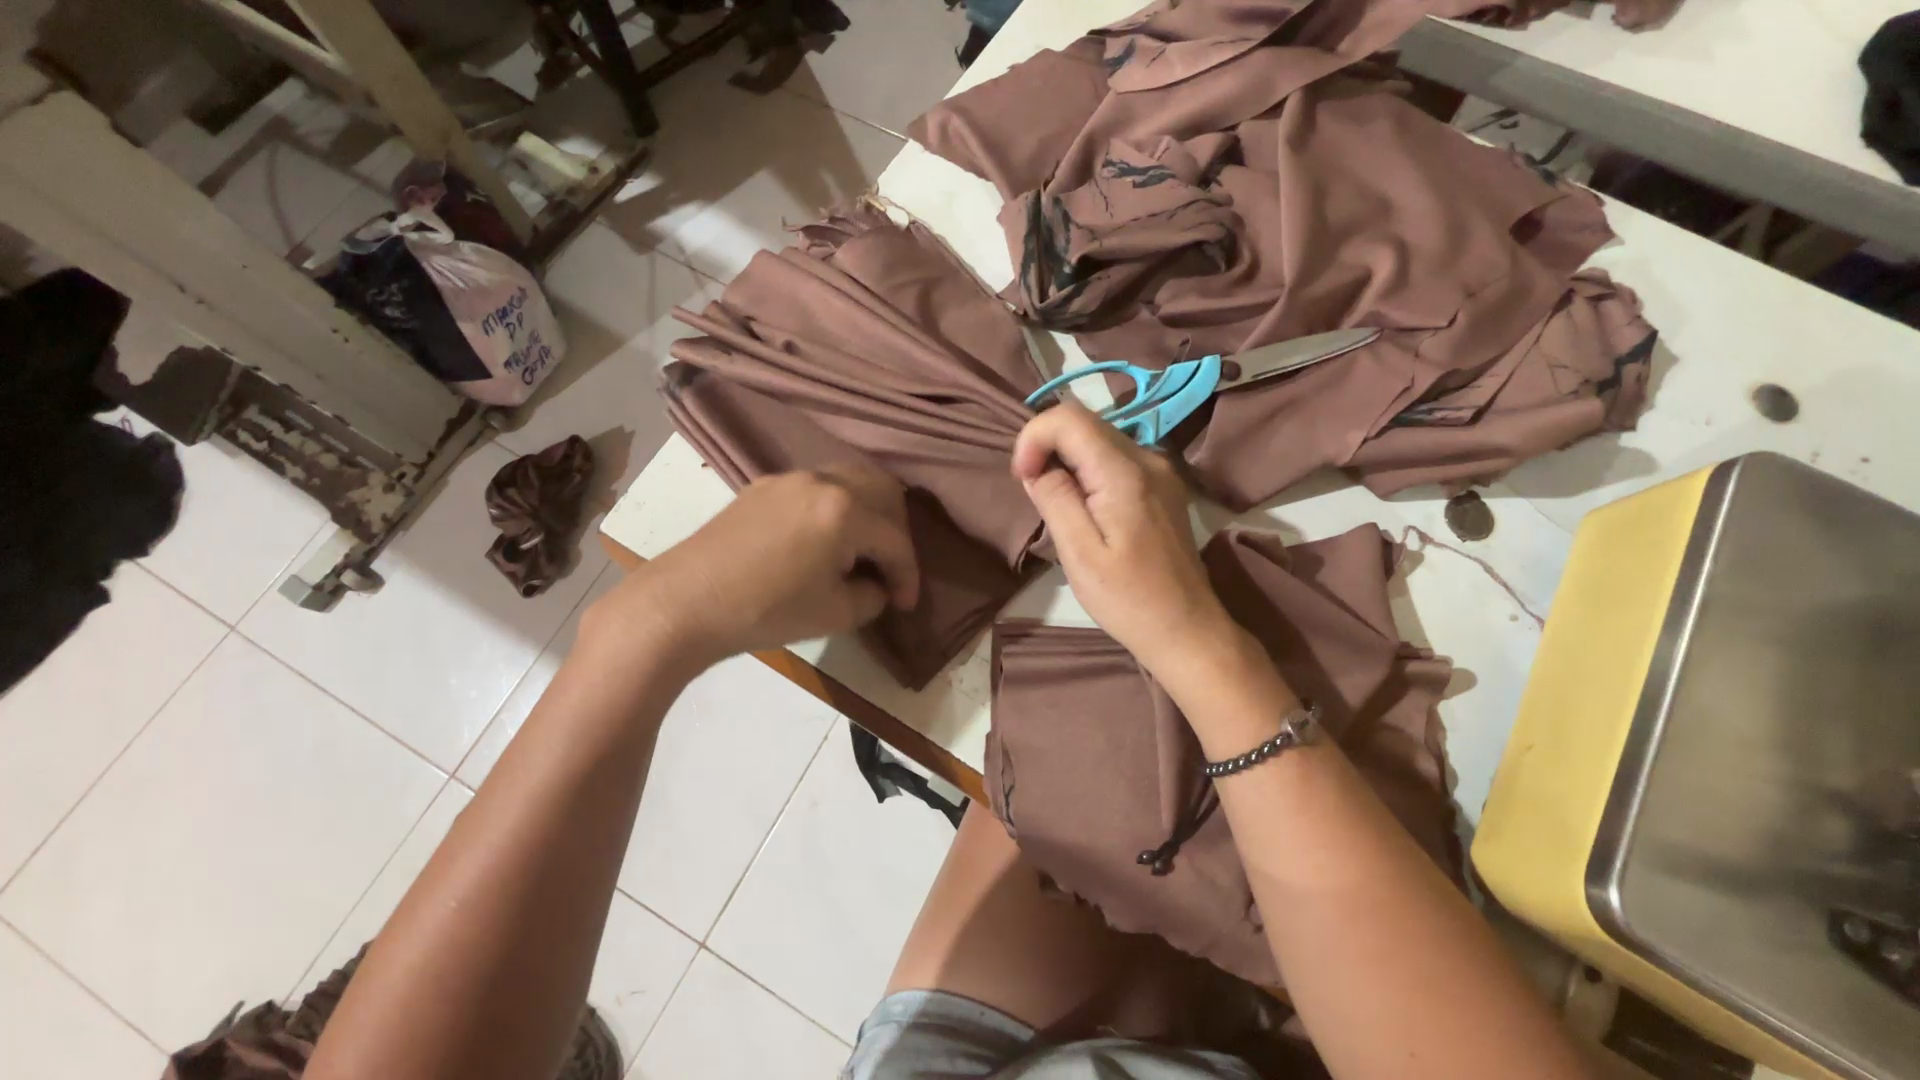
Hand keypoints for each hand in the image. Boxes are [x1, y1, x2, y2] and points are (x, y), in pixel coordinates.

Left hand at [586, 464, 919, 665]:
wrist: (685, 602)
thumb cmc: (767, 610)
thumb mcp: (835, 614)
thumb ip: (872, 596)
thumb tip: (876, 586)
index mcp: (846, 509)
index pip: (896, 540)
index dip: (908, 576)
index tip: (904, 606)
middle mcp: (822, 481)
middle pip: (882, 491)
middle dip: (894, 532)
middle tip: (888, 569)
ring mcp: (788, 479)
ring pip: (848, 480)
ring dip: (866, 513)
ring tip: (860, 551)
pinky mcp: (761, 488)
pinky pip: (816, 487)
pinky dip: (834, 508)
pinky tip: (822, 541)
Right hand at [1011, 402, 1241, 679]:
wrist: (1185, 628)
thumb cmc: (1128, 598)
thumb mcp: (1079, 553)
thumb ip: (1055, 498)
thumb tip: (1038, 466)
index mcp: (1125, 473)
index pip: (1069, 417)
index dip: (1034, 437)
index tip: (1024, 478)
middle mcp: (1148, 459)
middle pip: (1085, 423)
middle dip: (1048, 448)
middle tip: (1035, 494)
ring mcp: (1160, 471)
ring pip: (1099, 439)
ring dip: (1067, 461)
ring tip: (1059, 507)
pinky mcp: (1162, 487)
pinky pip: (1115, 460)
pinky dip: (1089, 473)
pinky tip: (1086, 512)